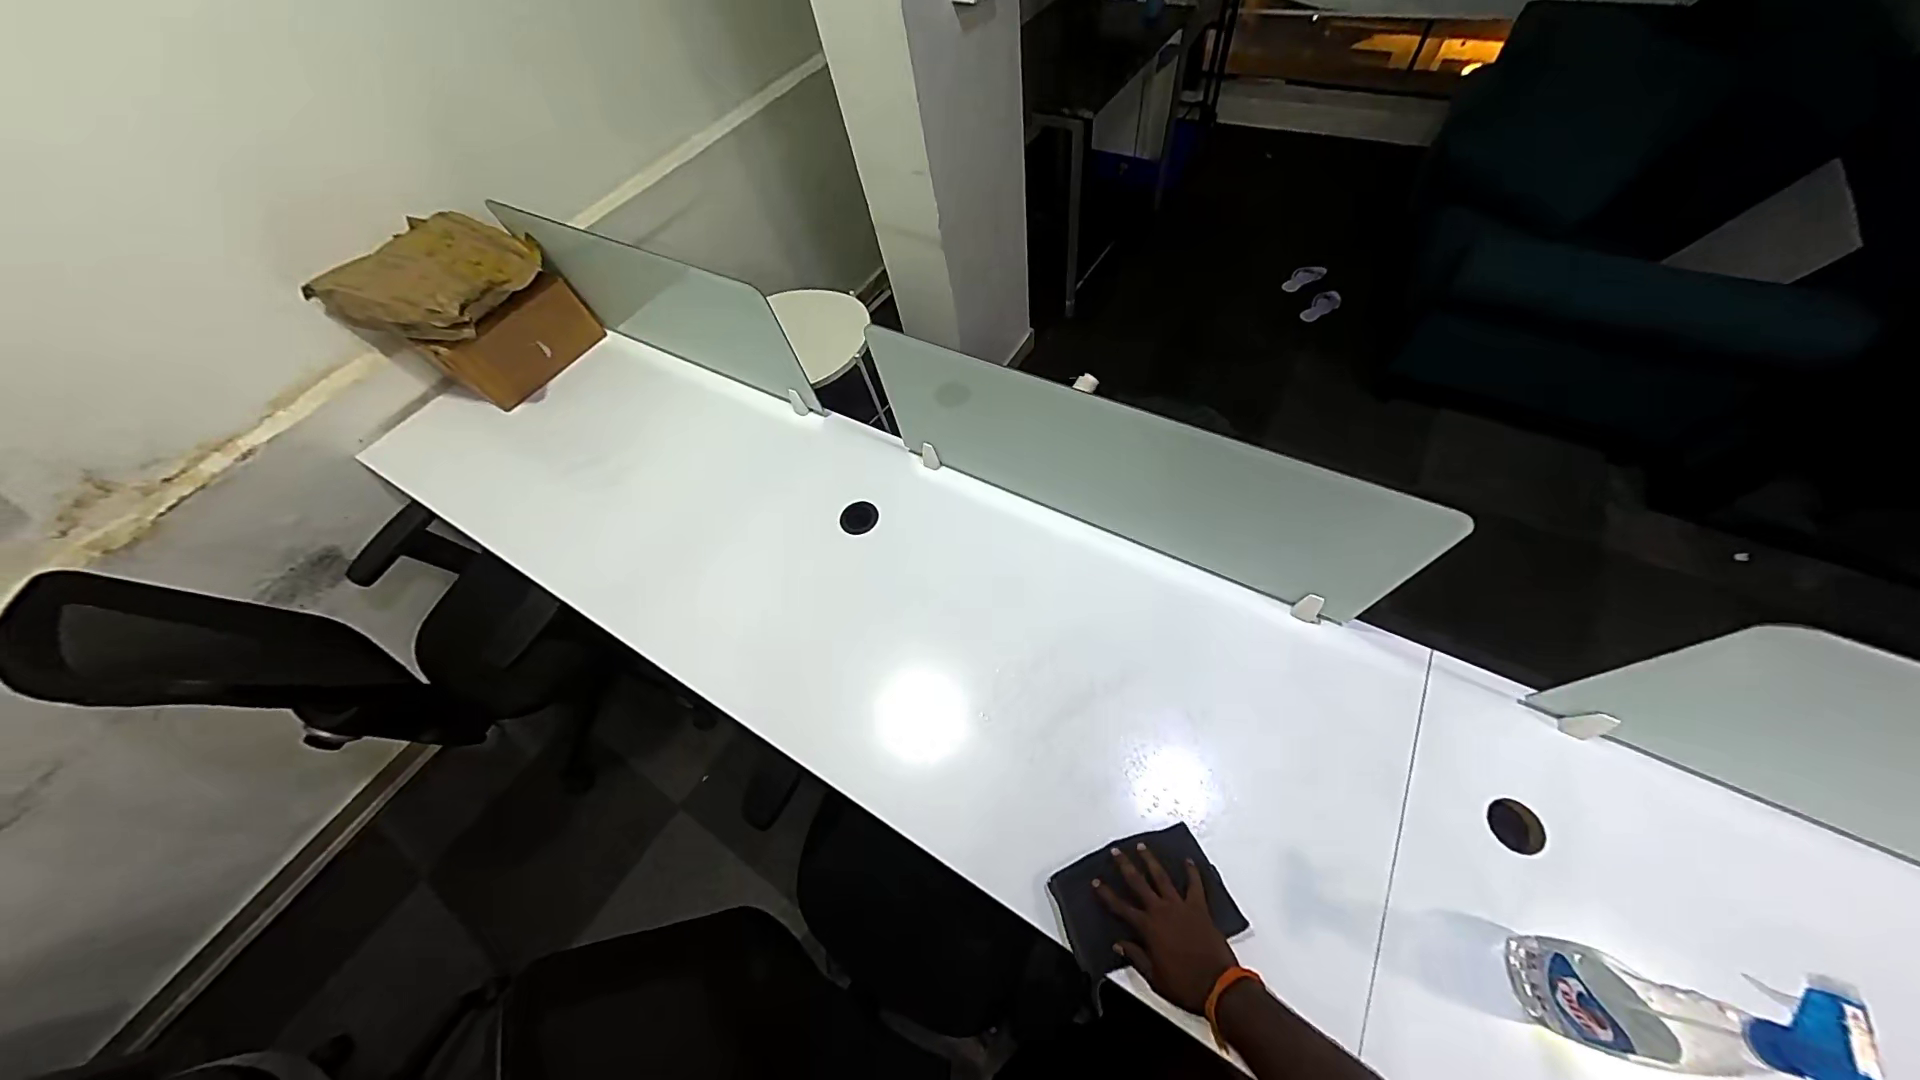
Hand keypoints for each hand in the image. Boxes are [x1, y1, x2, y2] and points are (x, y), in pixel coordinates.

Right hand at [1093, 842, 1237, 1013]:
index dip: (1106, 894)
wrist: (1219, 987)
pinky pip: (1194, 885)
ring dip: (1151, 861)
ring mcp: (1181, 907)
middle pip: (1138, 883)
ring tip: (1143, 847)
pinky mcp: (1200, 909)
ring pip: (1162, 877)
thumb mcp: (1154, 977)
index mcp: (1148, 928)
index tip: (1097, 883)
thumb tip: (1119, 945)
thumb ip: (1135, 957)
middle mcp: (1161, 912)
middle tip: (1117, 852)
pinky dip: (1191, 872)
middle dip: (1125, 866)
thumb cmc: (1186, 985)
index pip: (1121, 907)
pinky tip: (1188, 861)